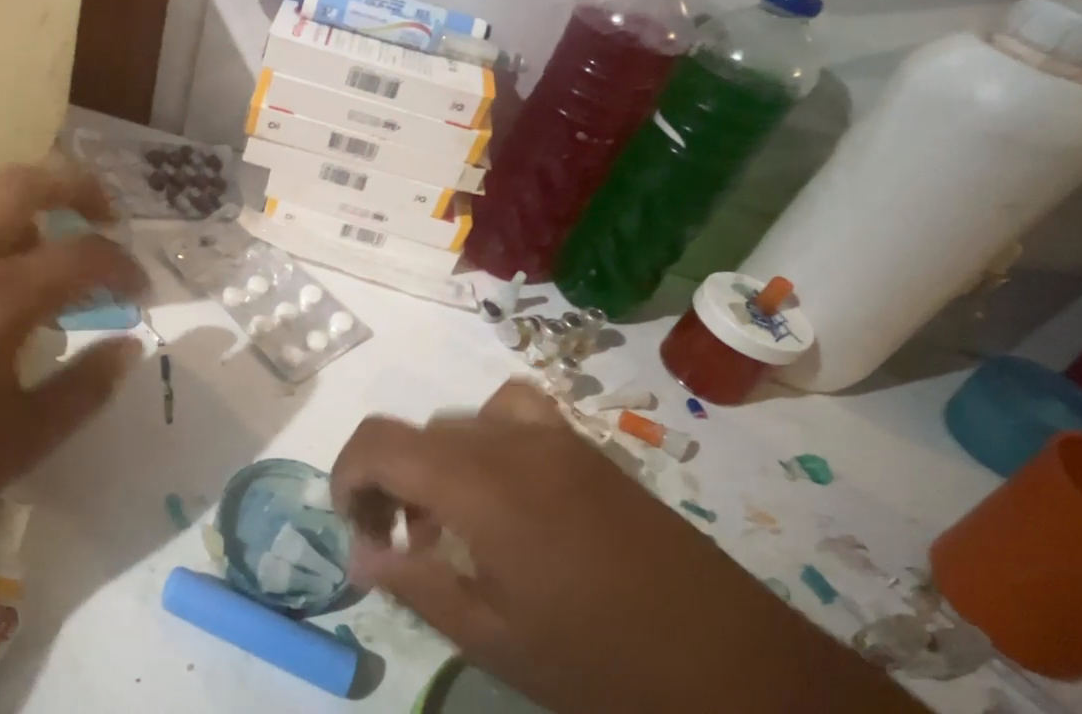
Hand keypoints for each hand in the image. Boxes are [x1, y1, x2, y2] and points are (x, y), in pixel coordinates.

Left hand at [0, 164, 148, 548]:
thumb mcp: (23, 439)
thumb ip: (85, 387)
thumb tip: (128, 347)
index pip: (81, 255)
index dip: (123, 267)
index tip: (142, 292)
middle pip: (25, 184)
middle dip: (78, 188)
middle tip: (107, 219)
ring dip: (30, 203)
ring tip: (54, 245)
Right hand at [332, 381, 923, 713]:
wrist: (734, 664)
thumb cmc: (599, 660)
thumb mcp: (491, 637)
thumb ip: (414, 583)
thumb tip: (358, 552)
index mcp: (479, 483)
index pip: (380, 441)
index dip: (347, 474)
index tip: (353, 526)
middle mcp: (512, 440)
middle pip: (422, 433)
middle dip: (394, 483)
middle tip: (408, 549)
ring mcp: (558, 437)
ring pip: (466, 421)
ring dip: (442, 462)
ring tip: (458, 523)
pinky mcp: (592, 451)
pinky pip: (517, 418)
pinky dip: (490, 443)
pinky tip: (513, 502)